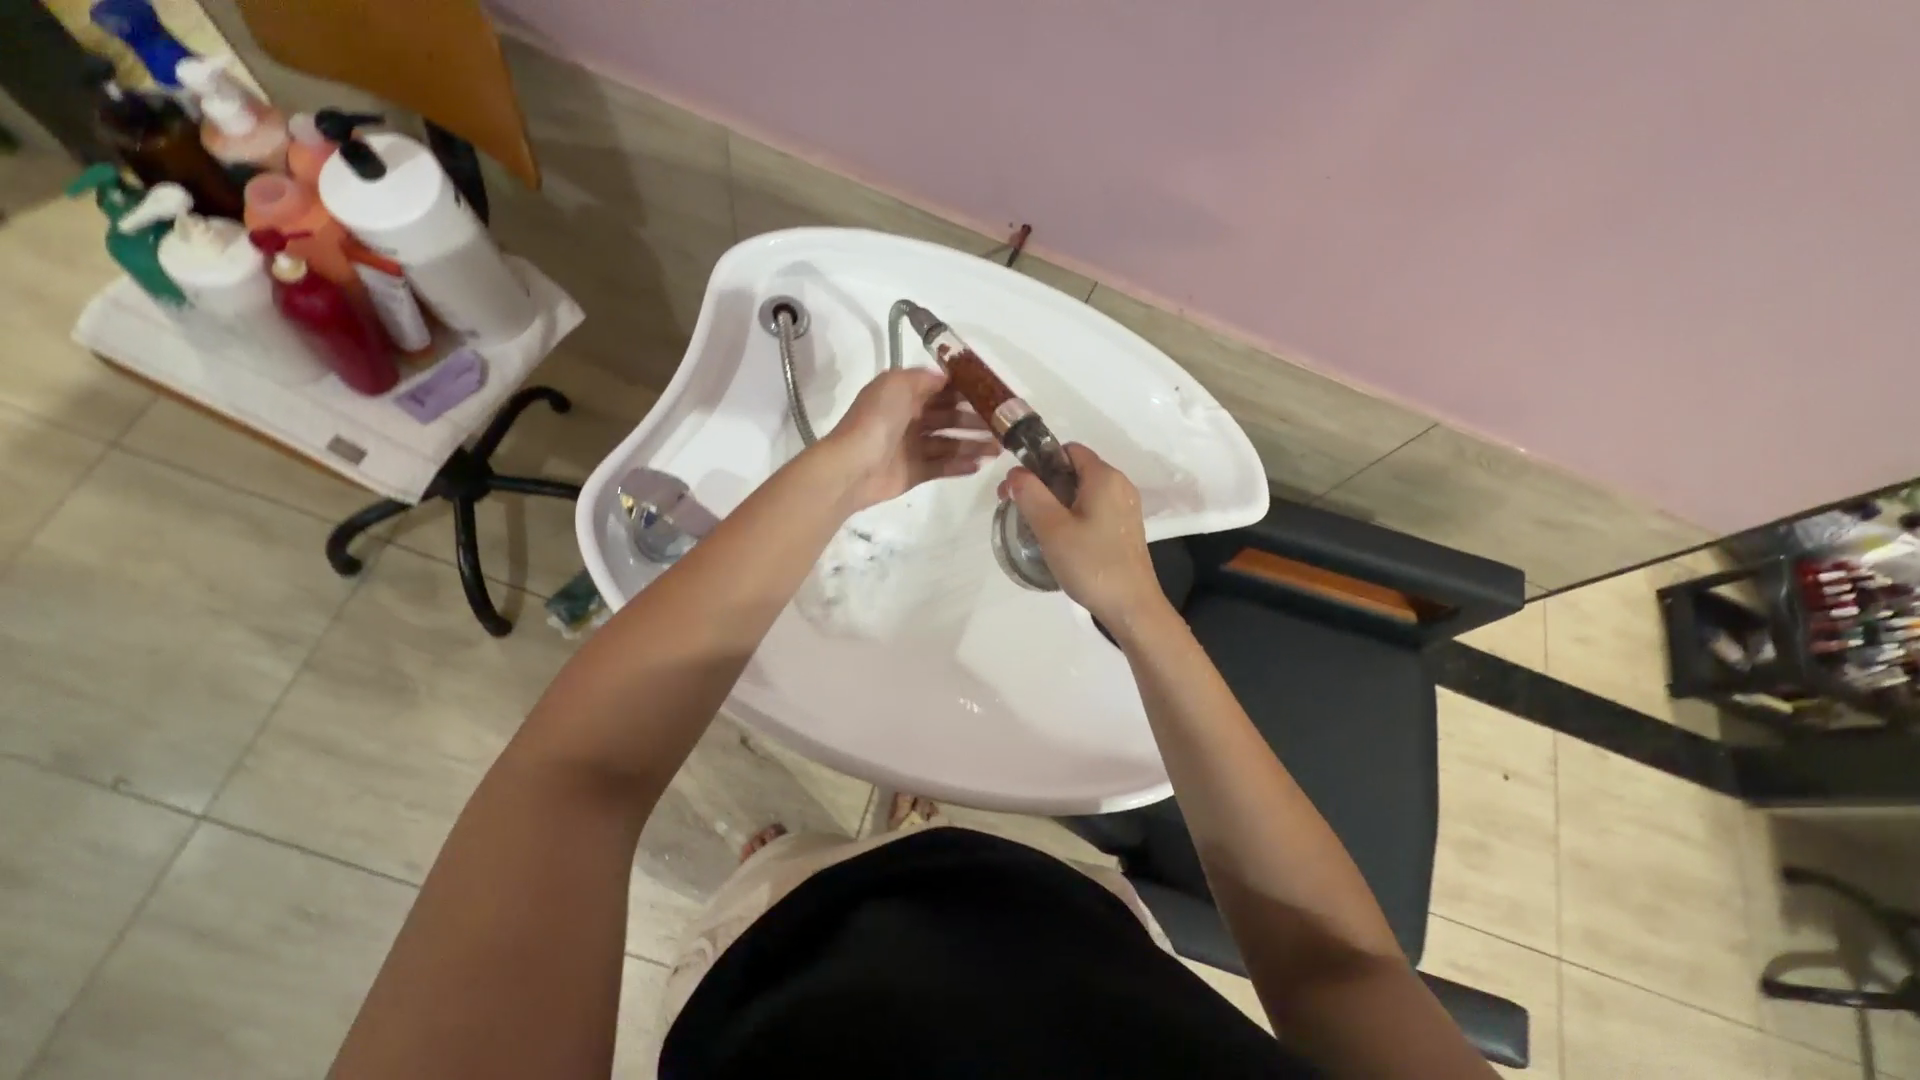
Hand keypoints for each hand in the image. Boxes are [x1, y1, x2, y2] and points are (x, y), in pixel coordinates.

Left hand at [820, 368, 999, 511]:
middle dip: (974, 419)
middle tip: (1001, 425)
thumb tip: (945, 378)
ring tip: (997, 448)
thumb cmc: (876, 420)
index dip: (964, 391)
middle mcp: (908, 419)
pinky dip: (960, 465)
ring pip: (949, 443)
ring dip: (973, 443)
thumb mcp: (896, 384)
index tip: (990, 394)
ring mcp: (911, 447)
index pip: (939, 390)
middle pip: (948, 417)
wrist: (853, 466)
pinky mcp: (914, 473)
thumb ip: (922, 378)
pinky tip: (979, 464)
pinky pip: (942, 467)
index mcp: (903, 396)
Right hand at [997, 443, 1168, 629]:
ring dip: (1057, 502)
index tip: (1019, 488)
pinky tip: (1061, 541)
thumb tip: (1015, 474)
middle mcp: (1119, 485)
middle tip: (1020, 509)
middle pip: (1074, 470)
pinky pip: (1094, 510)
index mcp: (1104, 477)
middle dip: (1044, 484)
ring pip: (1083, 492)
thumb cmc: (1091, 563)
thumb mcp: (1052, 528)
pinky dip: (1074, 516)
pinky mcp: (1125, 529)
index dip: (1040, 462)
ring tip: (1037, 528)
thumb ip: (1030, 494)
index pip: (1068, 450)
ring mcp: (1125, 508)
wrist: (1132, 607)